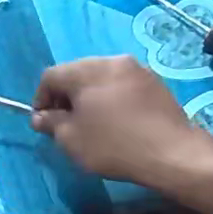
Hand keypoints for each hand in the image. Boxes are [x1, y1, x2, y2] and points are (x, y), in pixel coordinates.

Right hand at [32, 56, 212, 183]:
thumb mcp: (70, 139)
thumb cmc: (112, 145)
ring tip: (91, 124)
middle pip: (76, 73)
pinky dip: (111, 99)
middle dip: (65, 96)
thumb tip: (41, 116)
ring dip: (89, 97)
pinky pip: (121, 85)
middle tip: (65, 124)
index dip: (40, 99)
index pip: (50, 76)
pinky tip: (115, 122)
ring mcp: (136, 69)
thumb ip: (50, 123)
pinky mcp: (154, 82)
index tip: (43, 123)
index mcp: (86, 70)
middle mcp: (111, 60)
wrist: (171, 153)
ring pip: (100, 78)